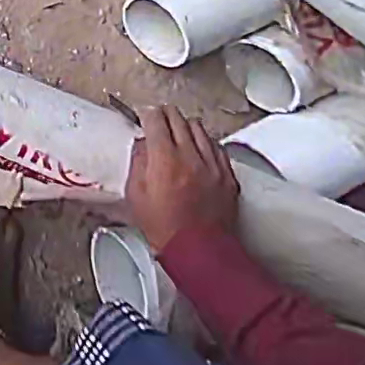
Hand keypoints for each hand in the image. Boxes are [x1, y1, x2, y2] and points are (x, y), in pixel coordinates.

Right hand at [124, 105, 238, 251]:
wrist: (200, 250)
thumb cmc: (163, 225)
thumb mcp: (136, 193)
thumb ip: (138, 162)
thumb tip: (142, 145)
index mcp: (165, 159)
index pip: (156, 119)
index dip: (147, 113)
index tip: (143, 115)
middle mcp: (191, 156)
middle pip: (179, 118)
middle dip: (165, 115)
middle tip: (158, 119)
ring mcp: (213, 165)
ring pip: (200, 128)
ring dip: (185, 126)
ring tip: (178, 133)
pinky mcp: (228, 176)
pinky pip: (217, 147)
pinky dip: (205, 142)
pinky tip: (198, 149)